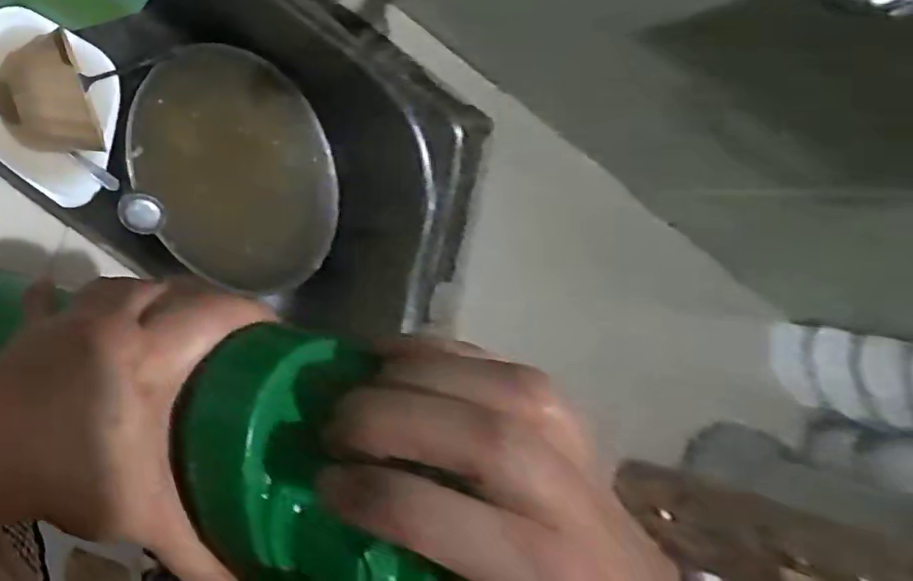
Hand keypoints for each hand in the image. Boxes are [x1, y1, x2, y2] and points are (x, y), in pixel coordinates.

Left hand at [0, 277, 271, 580]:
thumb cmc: (70, 470)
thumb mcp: (144, 517)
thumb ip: (200, 557)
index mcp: (148, 355)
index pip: (209, 314)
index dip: (246, 312)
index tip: (271, 328)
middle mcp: (111, 321)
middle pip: (163, 288)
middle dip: (197, 298)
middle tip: (220, 328)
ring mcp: (67, 317)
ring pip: (112, 284)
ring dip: (139, 292)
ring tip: (156, 313)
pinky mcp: (33, 325)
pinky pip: (48, 297)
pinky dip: (57, 293)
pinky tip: (54, 291)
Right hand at [318, 338, 676, 580]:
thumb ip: (405, 552)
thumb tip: (328, 494)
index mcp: (547, 577)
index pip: (438, 517)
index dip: (362, 493)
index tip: (321, 485)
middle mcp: (584, 519)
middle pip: (484, 439)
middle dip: (381, 419)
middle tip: (333, 429)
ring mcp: (591, 464)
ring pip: (507, 387)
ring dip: (412, 373)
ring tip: (362, 387)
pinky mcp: (578, 429)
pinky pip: (511, 369)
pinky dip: (442, 353)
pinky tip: (398, 362)